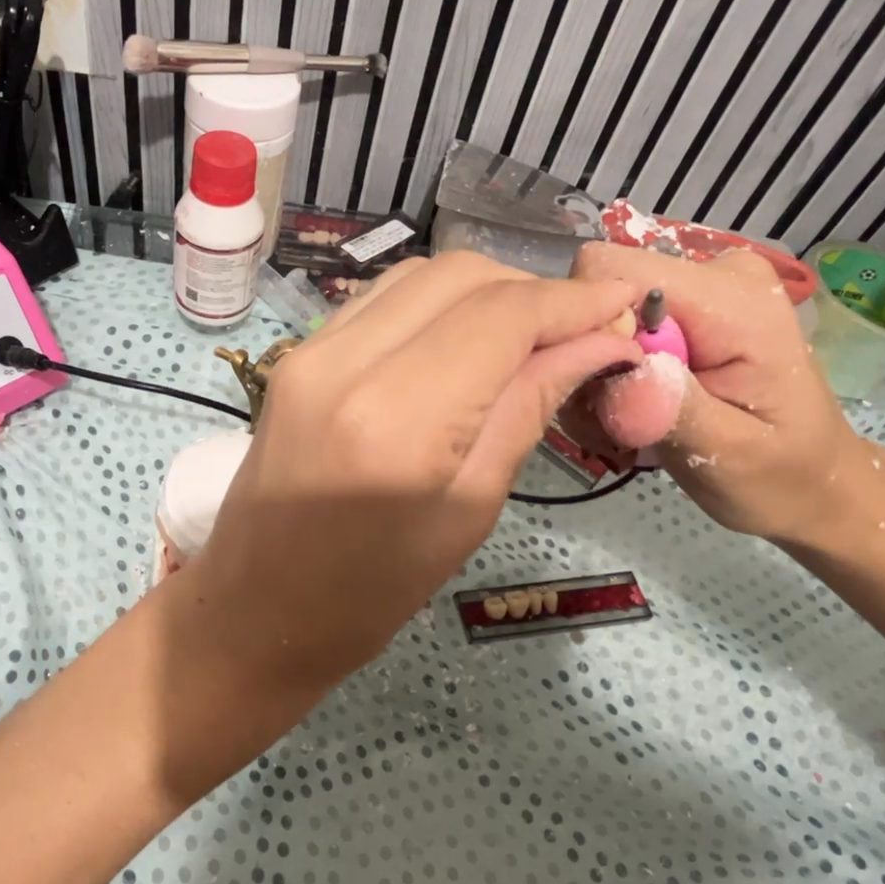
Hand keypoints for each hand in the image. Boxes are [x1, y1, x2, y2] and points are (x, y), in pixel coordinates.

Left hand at [173, 251, 643, 687]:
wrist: (257, 606)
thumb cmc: (371, 592)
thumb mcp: (469, 511)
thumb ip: (529, 409)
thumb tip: (599, 345)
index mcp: (396, 417)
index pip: (502, 316)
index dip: (574, 302)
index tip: (628, 306)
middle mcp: (346, 362)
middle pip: (461, 276)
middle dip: (534, 291)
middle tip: (583, 331)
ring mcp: (311, 350)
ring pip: (420, 276)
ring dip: (486, 291)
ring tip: (531, 336)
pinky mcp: (297, 355)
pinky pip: (381, 300)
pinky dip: (436, 304)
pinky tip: (466, 340)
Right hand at [556, 243, 880, 540]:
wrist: (816, 484)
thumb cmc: (781, 475)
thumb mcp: (728, 454)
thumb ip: (671, 404)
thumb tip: (608, 362)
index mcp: (732, 299)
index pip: (609, 270)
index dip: (589, 328)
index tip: (604, 389)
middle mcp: (713, 274)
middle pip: (597, 290)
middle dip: (589, 358)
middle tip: (614, 421)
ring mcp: (698, 288)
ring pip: (598, 312)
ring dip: (596, 376)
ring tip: (628, 423)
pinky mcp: (684, 307)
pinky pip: (615, 325)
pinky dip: (610, 374)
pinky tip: (635, 410)